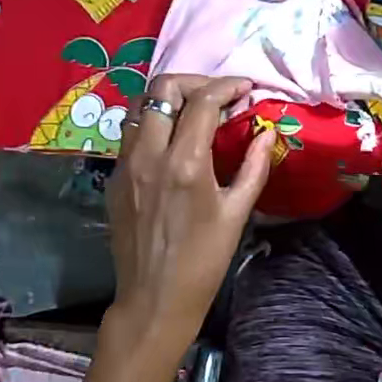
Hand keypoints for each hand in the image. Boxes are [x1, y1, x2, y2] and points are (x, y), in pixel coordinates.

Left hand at [105, 74, 271, 356]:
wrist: (154, 298)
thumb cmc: (204, 261)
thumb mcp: (237, 213)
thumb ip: (254, 166)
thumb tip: (267, 132)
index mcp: (184, 163)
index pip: (203, 101)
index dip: (227, 86)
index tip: (245, 88)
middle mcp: (149, 154)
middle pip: (163, 89)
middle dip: (194, 82)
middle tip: (218, 97)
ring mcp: (125, 165)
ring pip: (140, 107)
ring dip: (168, 100)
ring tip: (192, 113)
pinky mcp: (114, 178)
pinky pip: (130, 134)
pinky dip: (152, 124)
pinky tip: (171, 142)